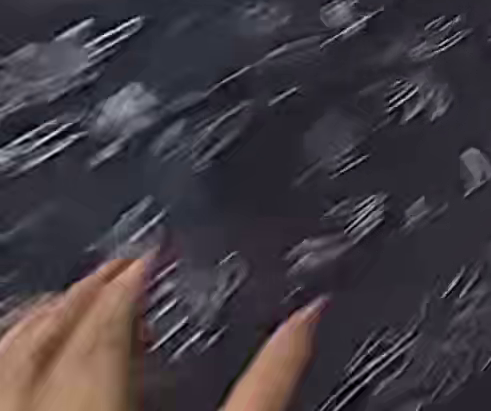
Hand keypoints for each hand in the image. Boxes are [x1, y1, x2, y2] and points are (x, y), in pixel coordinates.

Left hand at [0, 255, 321, 410]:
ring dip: (13, 342)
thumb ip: (271, 379)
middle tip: (107, 269)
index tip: (147, 257)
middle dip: (64, 307)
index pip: (99, 342)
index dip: (121, 292)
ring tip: (48, 307)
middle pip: (25, 363)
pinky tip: (11, 367)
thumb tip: (313, 311)